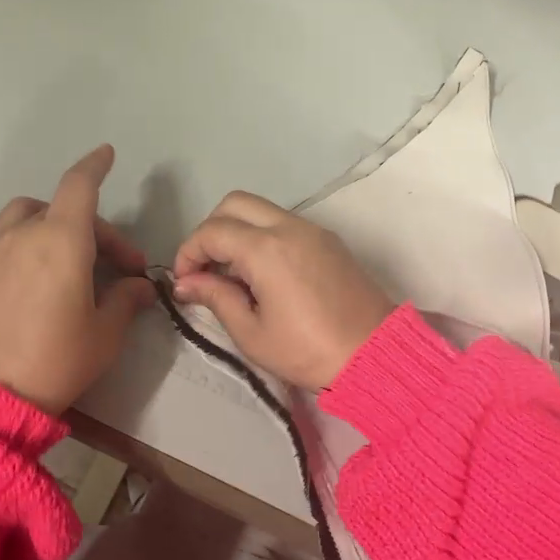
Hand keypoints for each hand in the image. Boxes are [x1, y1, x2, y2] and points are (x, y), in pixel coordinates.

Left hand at [0, 145, 154, 414]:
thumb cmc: (58, 360)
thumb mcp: (104, 334)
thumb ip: (124, 300)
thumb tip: (140, 286)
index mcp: (61, 241)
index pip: (80, 185)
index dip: (95, 166)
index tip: (107, 154)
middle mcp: (23, 233)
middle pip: (61, 207)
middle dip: (93, 227)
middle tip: (118, 265)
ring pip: (26, 216)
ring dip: (52, 224)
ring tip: (71, 258)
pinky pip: (4, 236)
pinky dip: (25, 239)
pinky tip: (37, 272)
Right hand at [173, 191, 394, 389]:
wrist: (375, 356)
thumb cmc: (307, 352)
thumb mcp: (252, 333)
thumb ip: (216, 298)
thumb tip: (185, 283)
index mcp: (266, 249)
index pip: (212, 232)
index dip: (189, 253)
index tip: (183, 282)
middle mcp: (290, 228)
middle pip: (235, 204)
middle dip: (211, 230)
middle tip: (205, 269)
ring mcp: (313, 231)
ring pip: (262, 210)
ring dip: (238, 232)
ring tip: (232, 277)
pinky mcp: (329, 242)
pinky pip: (285, 224)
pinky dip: (262, 237)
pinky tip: (262, 276)